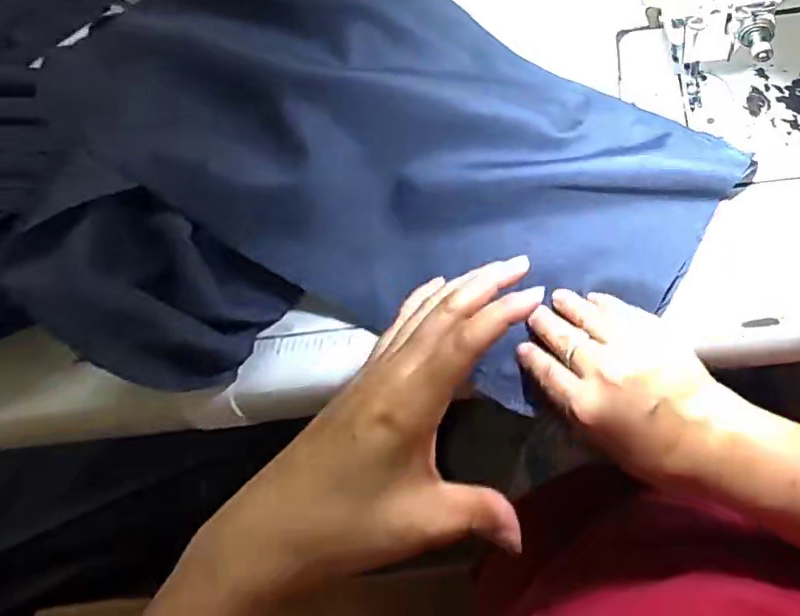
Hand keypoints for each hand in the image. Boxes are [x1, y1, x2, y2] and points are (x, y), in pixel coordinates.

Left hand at [150, 256, 543, 614]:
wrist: (264, 532)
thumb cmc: (344, 525)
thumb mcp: (417, 523)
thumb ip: (476, 514)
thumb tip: (524, 536)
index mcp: (411, 400)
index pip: (463, 340)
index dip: (501, 312)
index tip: (535, 293)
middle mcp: (394, 371)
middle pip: (444, 311)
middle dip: (486, 282)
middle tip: (522, 263)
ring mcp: (375, 369)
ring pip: (423, 311)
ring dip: (460, 285)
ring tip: (493, 270)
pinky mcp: (363, 376)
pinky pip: (401, 323)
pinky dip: (425, 298)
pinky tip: (436, 288)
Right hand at [518, 289, 759, 488]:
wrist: (707, 435)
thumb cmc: (657, 457)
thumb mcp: (604, 445)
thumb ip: (579, 413)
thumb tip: (562, 389)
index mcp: (584, 404)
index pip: (548, 373)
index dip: (533, 357)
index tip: (521, 345)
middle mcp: (599, 368)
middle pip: (564, 339)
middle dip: (546, 323)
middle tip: (534, 311)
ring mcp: (625, 343)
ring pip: (589, 317)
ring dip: (571, 305)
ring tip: (558, 296)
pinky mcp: (650, 328)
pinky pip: (619, 309)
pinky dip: (603, 302)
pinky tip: (594, 298)